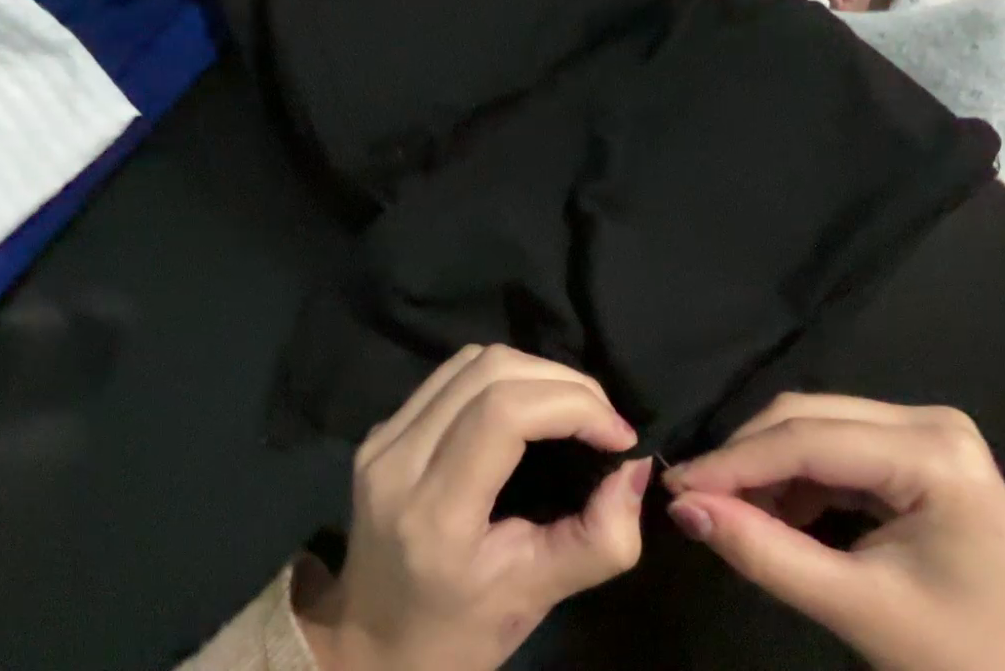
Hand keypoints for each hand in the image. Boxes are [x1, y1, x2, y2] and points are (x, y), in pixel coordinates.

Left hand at [297, 345, 650, 670]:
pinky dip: (502, 378)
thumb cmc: (458, 631)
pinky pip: (451, 376)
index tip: (619, 436)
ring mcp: (383, 437)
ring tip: (573, 409)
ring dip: (534, 372)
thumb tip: (634, 468)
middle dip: (563, 382)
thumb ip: (599, 539)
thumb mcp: (537, 597)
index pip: (502, 413)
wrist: (370, 644)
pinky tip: (528, 408)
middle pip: (489, 371)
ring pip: (470, 361)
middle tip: (604, 421)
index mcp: (433, 511)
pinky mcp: (383, 429)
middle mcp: (398, 459)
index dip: (573, 405)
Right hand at [662, 394, 1004, 670]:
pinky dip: (796, 476)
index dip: (732, 463)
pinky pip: (836, 444)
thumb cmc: (965, 656)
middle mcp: (930, 419)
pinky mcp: (918, 447)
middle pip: (806, 416)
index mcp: (932, 454)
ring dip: (767, 466)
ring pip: (814, 424)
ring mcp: (927, 429)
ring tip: (733, 513)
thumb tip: (683, 508)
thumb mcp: (857, 609)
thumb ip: (765, 554)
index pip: (806, 441)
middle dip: (746, 459)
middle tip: (696, 501)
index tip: (672, 487)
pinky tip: (775, 512)